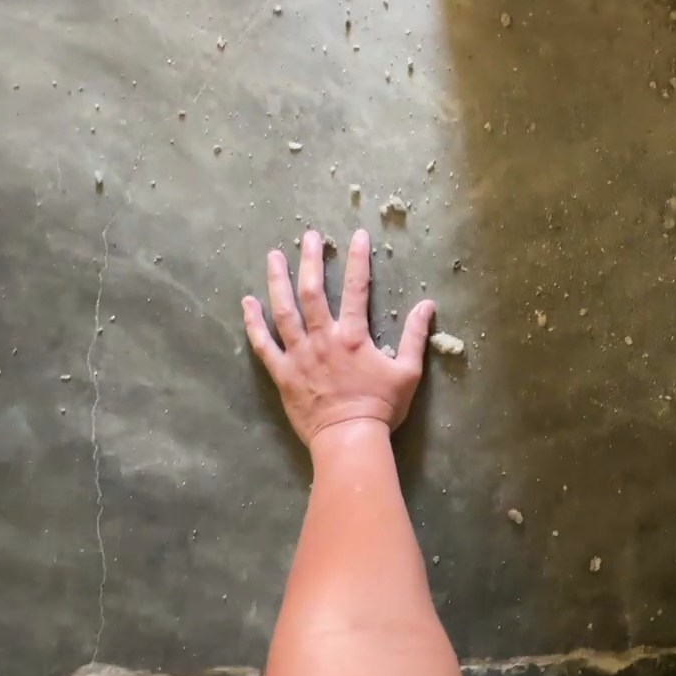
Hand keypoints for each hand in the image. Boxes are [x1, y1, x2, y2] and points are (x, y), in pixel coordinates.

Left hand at [241, 229, 434, 445]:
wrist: (349, 439)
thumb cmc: (381, 406)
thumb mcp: (408, 371)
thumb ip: (415, 336)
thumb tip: (427, 305)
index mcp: (353, 336)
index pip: (356, 288)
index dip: (358, 259)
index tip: (357, 236)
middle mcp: (323, 338)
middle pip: (313, 291)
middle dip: (310, 260)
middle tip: (309, 236)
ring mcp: (299, 355)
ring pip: (284, 311)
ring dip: (277, 281)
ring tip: (273, 256)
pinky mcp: (282, 373)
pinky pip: (263, 344)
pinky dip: (254, 323)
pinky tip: (247, 302)